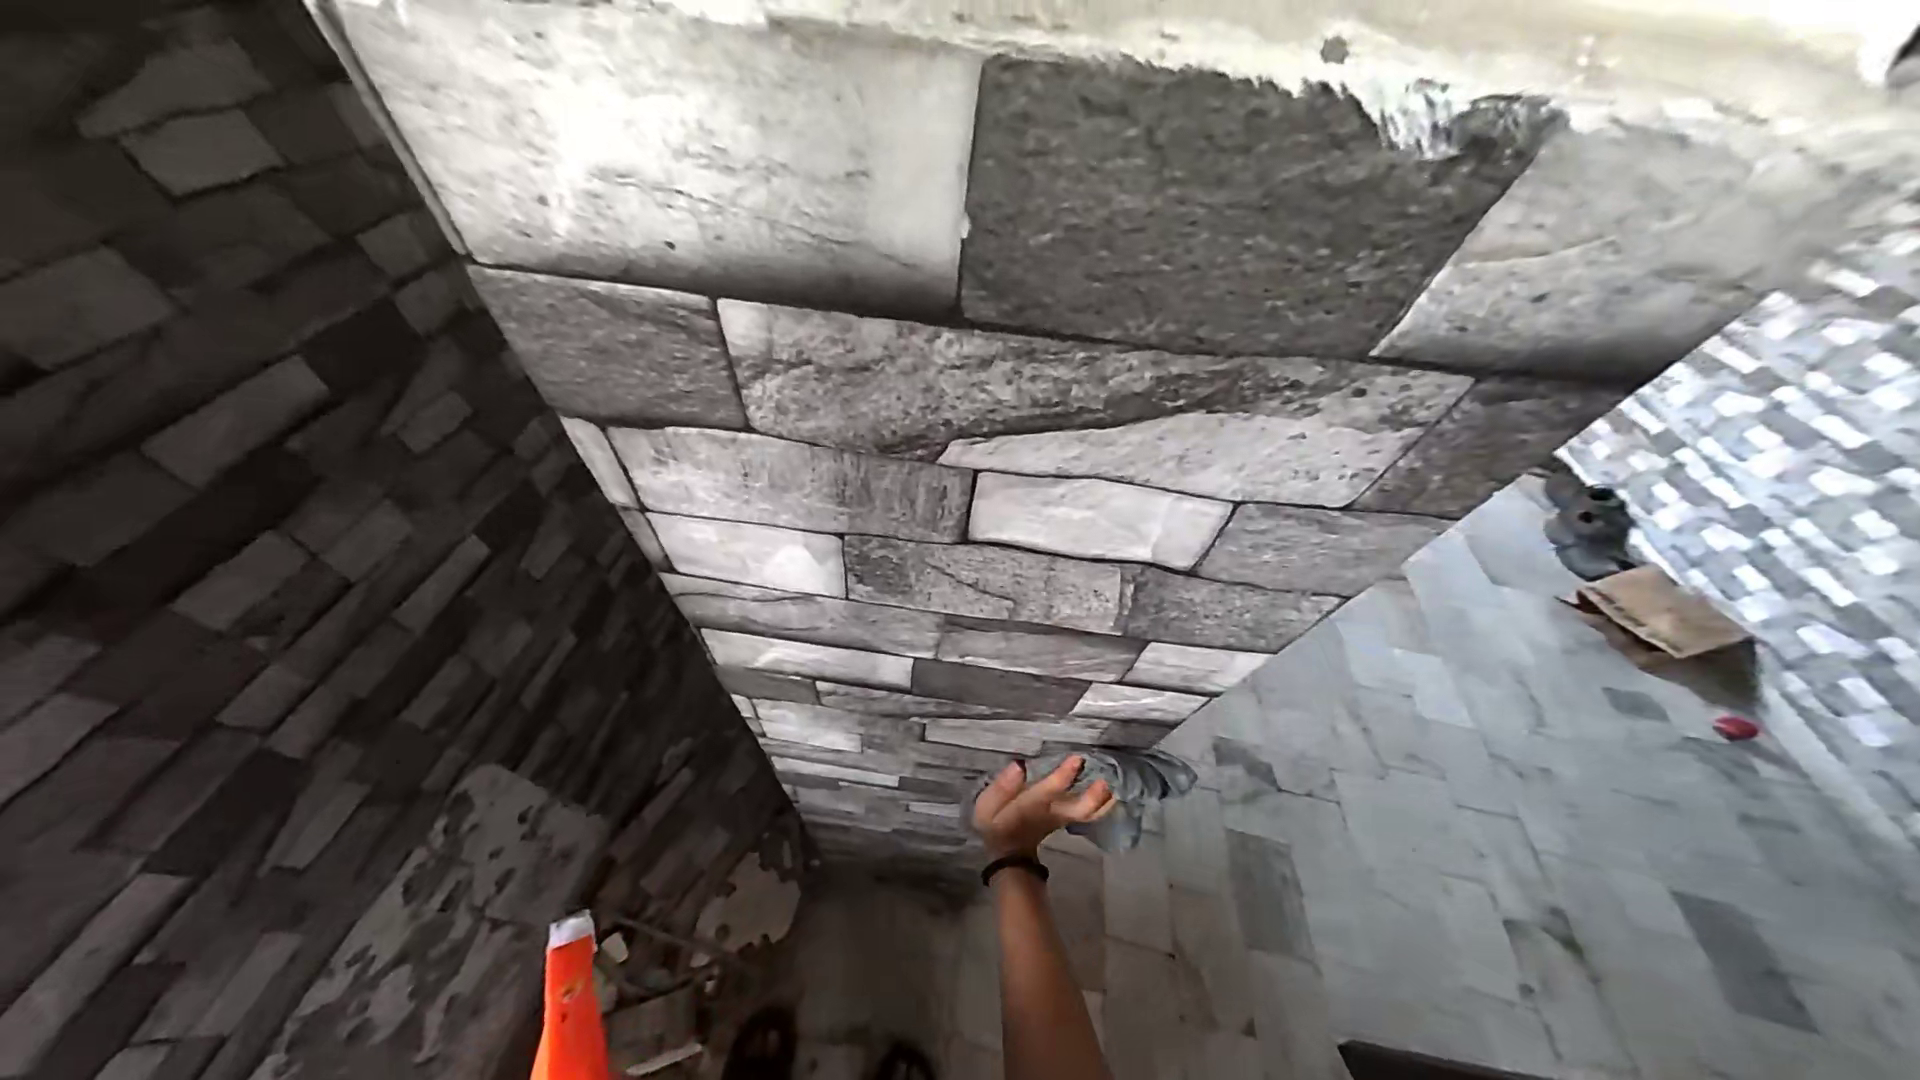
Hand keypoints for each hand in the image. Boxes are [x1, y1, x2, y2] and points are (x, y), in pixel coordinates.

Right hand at [972, 756, 1116, 858]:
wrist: (1008, 851)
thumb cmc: (997, 822)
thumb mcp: (987, 808)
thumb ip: (1001, 788)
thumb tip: (1019, 765)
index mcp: (1032, 806)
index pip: (1051, 791)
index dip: (1064, 777)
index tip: (1077, 759)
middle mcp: (1054, 811)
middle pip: (1081, 809)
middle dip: (1095, 795)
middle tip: (1108, 776)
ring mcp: (1065, 816)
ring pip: (1092, 812)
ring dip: (1106, 799)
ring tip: (1119, 779)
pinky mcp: (1071, 816)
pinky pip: (1093, 811)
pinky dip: (1105, 801)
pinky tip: (1114, 785)